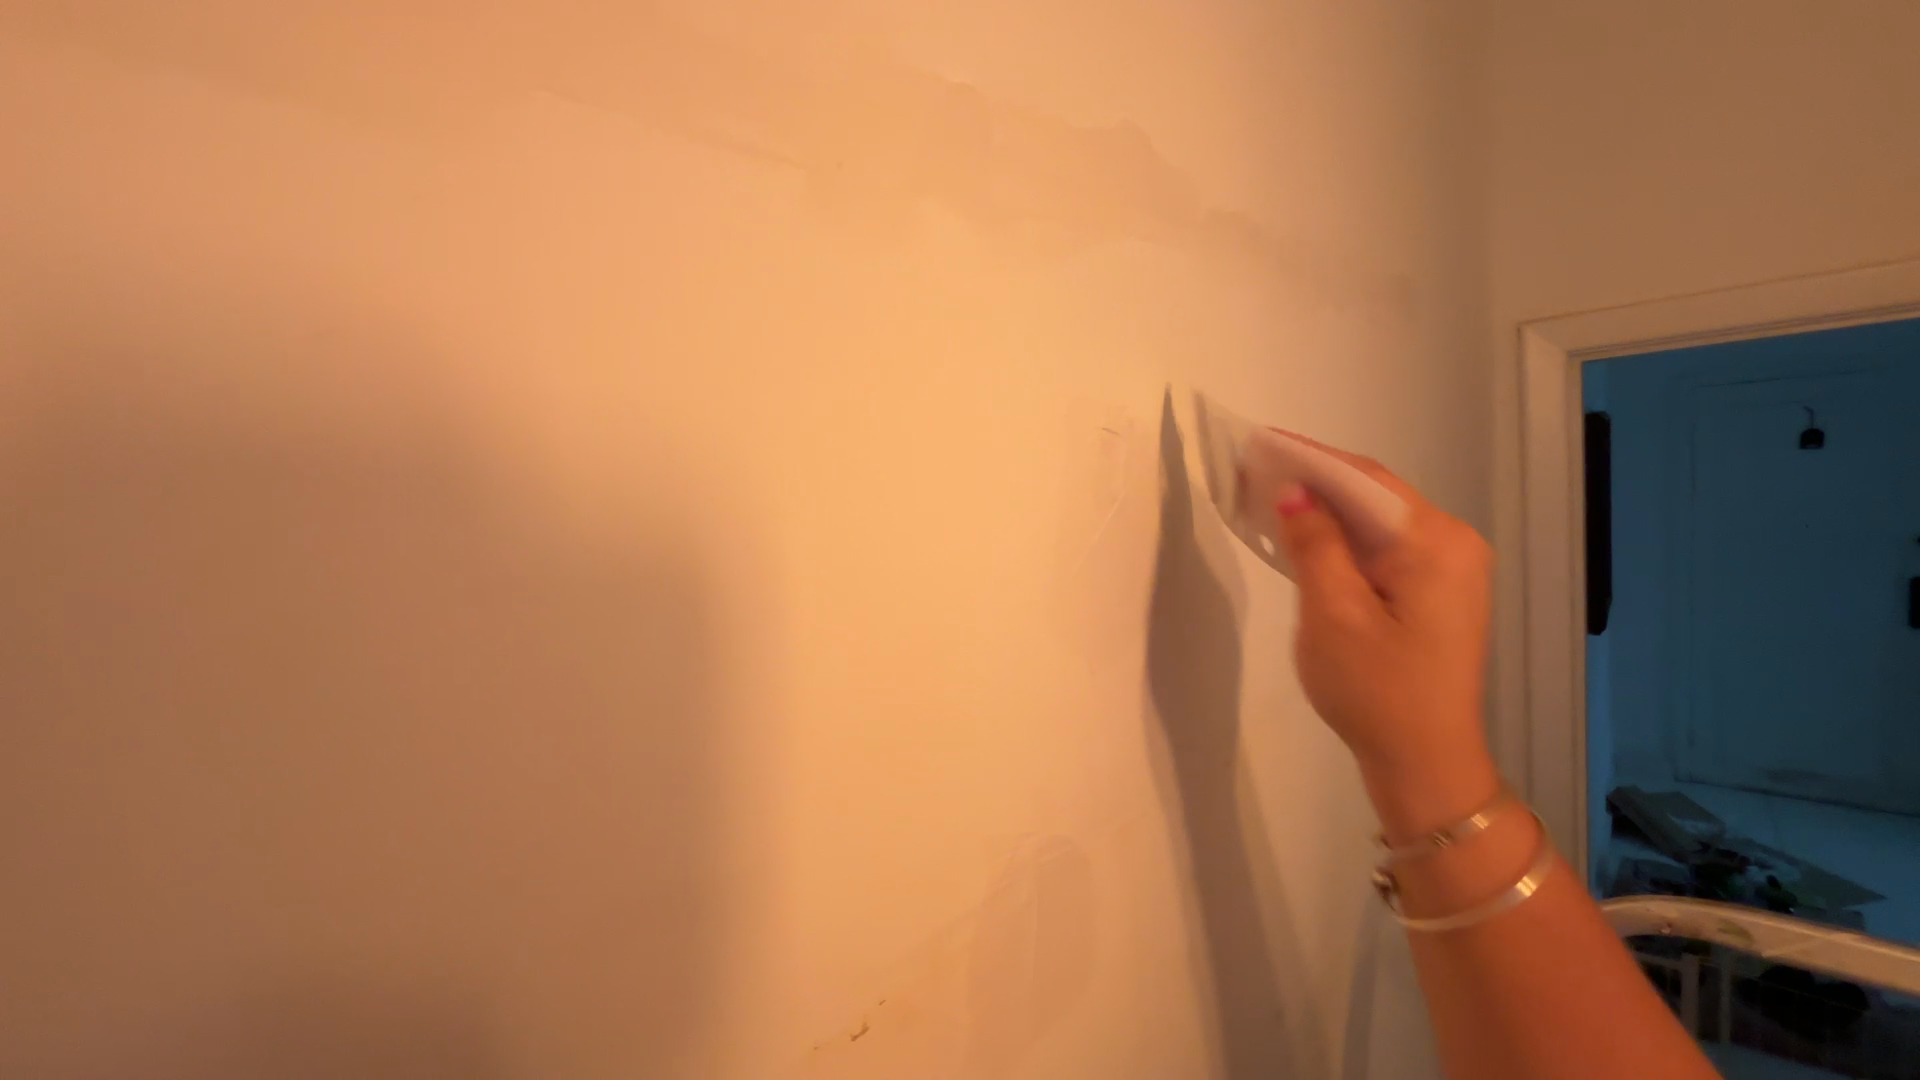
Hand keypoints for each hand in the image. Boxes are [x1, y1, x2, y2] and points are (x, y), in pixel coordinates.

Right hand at [1271, 437, 1498, 839]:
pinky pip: (1383, 545)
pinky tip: (1307, 532)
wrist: (1424, 760)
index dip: (1310, 457)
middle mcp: (1453, 543)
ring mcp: (1450, 566)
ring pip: (1377, 519)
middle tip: (1256, 464)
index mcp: (1436, 543)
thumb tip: (1295, 491)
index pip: (1365, 481)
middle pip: (1374, 495)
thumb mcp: (1333, 615)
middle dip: (1316, 479)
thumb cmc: (1376, 690)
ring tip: (1271, 490)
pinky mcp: (1437, 587)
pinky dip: (1343, 536)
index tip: (1260, 441)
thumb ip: (1315, 546)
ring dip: (1327, 507)